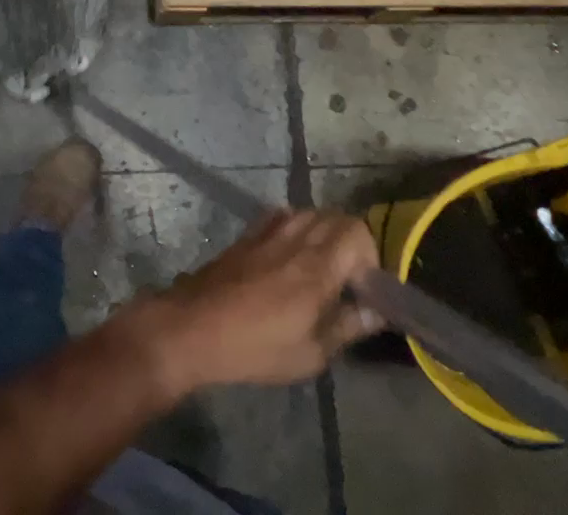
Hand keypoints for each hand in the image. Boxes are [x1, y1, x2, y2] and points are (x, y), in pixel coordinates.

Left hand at [122, 209, 384, 393]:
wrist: (191, 328)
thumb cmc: (254, 348)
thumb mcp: (310, 354)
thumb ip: (347, 327)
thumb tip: (377, 312)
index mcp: (317, 266)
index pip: (357, 231)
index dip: (369, 254)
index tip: (363, 286)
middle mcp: (295, 239)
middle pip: (336, 216)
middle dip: (351, 242)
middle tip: (346, 277)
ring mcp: (267, 233)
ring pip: (308, 212)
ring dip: (323, 232)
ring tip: (319, 266)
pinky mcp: (245, 236)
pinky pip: (280, 216)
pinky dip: (294, 226)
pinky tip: (288, 253)